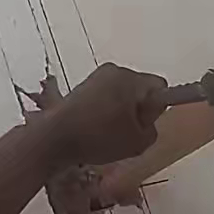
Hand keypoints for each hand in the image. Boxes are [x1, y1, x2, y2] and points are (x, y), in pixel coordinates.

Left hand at [40, 63, 166, 166]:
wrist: (54, 138)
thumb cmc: (100, 138)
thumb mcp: (139, 142)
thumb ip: (152, 128)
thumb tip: (145, 120)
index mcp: (132, 79)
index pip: (160, 87)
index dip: (156, 109)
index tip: (141, 125)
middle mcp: (115, 70)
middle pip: (140, 88)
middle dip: (137, 108)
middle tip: (126, 132)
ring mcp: (96, 77)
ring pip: (122, 93)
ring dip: (120, 110)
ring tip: (108, 133)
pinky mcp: (82, 86)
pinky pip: (105, 96)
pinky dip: (105, 110)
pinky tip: (95, 129)